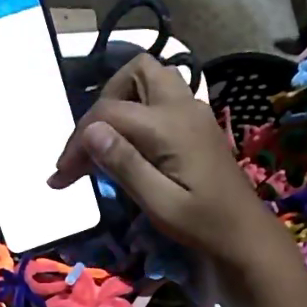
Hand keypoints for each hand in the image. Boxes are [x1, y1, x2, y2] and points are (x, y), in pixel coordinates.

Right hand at [48, 54, 285, 262]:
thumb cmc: (204, 226)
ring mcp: (194, 112)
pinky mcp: (199, 125)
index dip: (78, 141)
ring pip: (152, 78)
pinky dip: (141, 109)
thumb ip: (125, 165)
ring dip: (123, 99)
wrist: (246, 235)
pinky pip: (164, 97)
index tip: (61, 176)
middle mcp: (183, 107)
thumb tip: (91, 131)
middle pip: (135, 71)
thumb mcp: (160, 204)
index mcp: (169, 127)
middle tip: (90, 143)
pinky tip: (133, 145)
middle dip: (103, 101)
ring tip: (108, 139)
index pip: (109, 113)